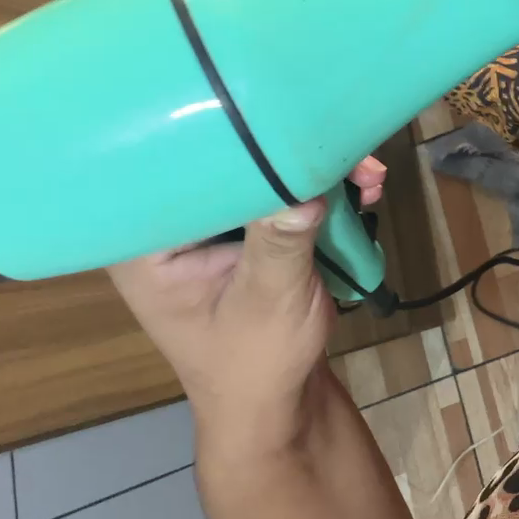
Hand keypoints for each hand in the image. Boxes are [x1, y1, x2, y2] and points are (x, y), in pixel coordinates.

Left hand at [106, 156, 387, 453]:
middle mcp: (174, 228)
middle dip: (293, 156)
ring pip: (266, 178)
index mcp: (149, 244)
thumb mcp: (269, 301)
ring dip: (320, 173)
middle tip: (352, 158)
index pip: (178, 170)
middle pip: (232, 167)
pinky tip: (362, 193)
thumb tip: (307, 189)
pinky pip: (286, 197)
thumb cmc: (254, 362)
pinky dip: (326, 192)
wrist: (279, 401)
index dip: (231, 140)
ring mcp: (216, 231)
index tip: (281, 117)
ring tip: (370, 177)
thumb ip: (282, 243)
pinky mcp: (251, 235)